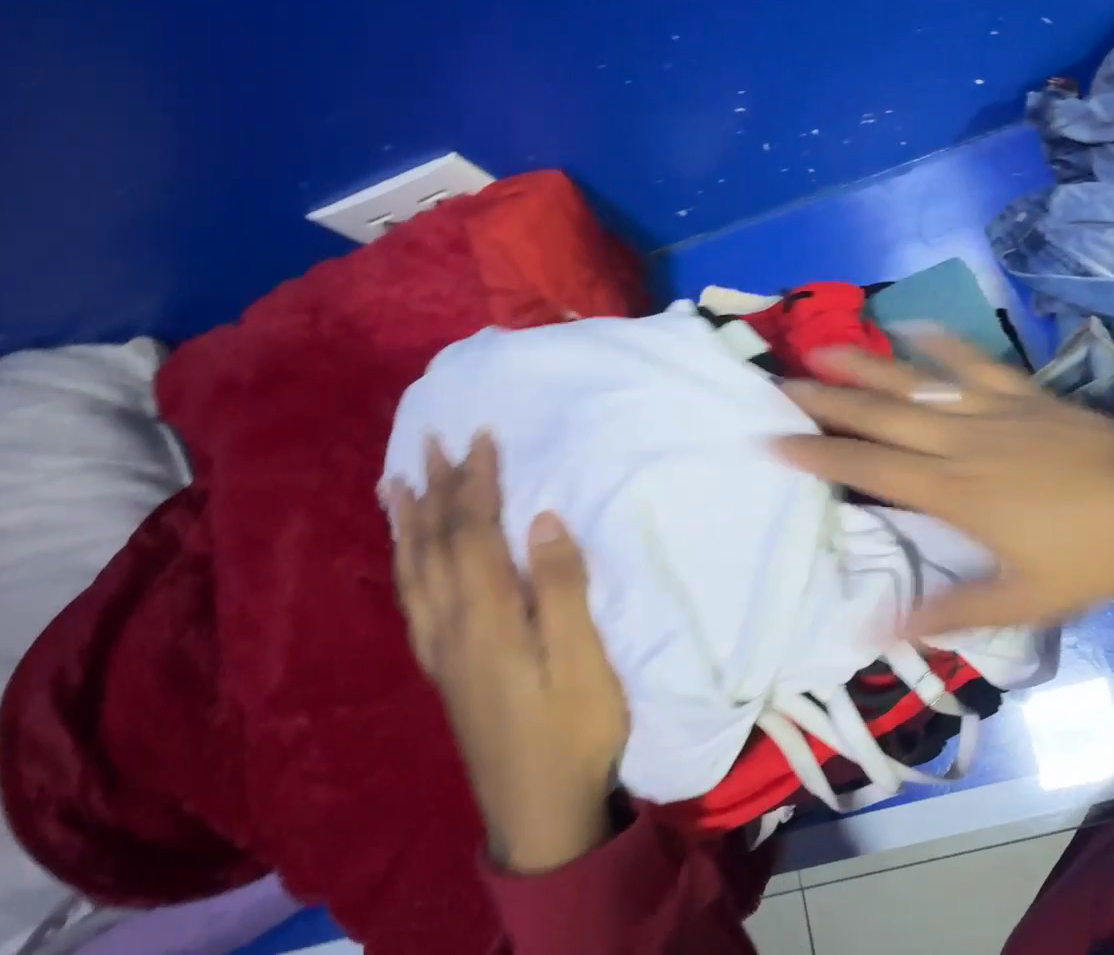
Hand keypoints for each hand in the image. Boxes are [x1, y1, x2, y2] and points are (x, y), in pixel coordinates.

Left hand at [387, 434, 629, 873]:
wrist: (540, 809)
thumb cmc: (573, 729)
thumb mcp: (582, 660)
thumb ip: (560, 589)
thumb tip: (541, 520)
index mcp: (487, 619)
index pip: (472, 535)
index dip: (475, 484)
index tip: (482, 437)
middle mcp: (451, 628)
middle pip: (433, 546)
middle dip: (433, 490)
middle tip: (430, 442)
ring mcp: (443, 652)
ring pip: (413, 573)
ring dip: (408, 524)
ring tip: (398, 485)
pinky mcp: (446, 671)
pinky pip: (414, 601)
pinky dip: (406, 566)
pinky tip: (411, 560)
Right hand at [775, 332, 1113, 634]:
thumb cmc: (1092, 557)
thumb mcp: (1024, 600)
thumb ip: (950, 611)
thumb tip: (877, 631)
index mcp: (957, 493)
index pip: (871, 468)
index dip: (819, 453)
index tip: (772, 440)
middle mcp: (965, 443)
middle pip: (883, 415)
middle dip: (825, 400)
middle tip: (775, 383)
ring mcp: (996, 411)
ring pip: (920, 382)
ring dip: (869, 365)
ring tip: (822, 348)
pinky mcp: (1027, 393)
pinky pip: (978, 361)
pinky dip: (945, 342)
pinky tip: (915, 325)